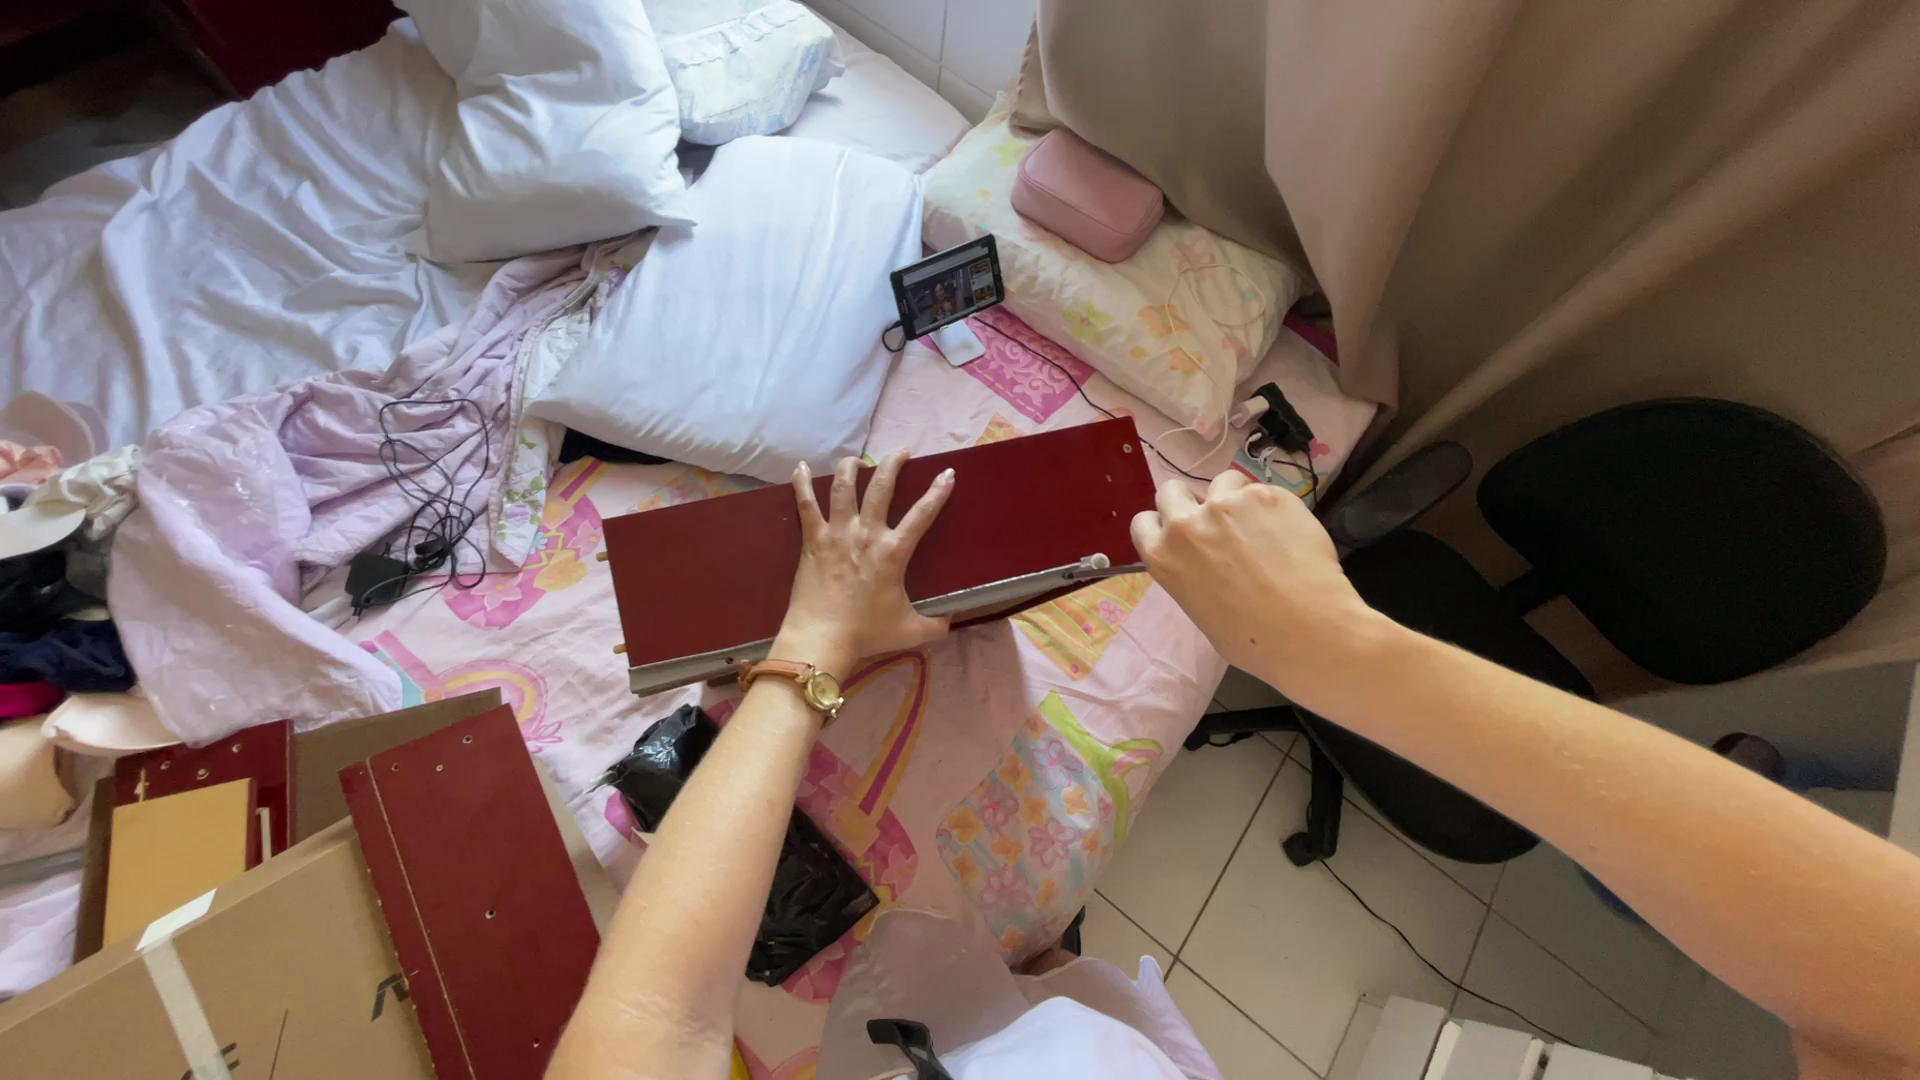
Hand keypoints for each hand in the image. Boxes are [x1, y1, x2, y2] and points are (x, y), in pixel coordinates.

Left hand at [774, 451, 955, 676]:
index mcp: (893, 552)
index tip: (948, 473)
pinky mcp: (812, 539)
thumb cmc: (867, 633)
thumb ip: (936, 625)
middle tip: (901, 453)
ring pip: (844, 487)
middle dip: (893, 464)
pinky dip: (802, 483)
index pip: (922, 514)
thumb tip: (952, 621)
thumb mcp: (910, 631)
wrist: (821, 637)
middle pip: (881, 487)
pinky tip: (801, 466)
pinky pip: (805, 504)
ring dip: (852, 467)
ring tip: (859, 459)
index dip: (938, 491)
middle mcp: (866, 534)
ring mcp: (837, 533)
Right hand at [1130, 471, 1385, 698]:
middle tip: (1216, 521)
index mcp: (1162, 555)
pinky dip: (1274, 507)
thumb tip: (1209, 561)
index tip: (1181, 532)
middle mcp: (1186, 523)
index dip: (1163, 524)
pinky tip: (1289, 533)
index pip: (1144, 521)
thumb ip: (1191, 572)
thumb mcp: (1198, 607)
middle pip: (1172, 489)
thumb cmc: (1249, 639)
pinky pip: (1264, 491)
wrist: (1305, 629)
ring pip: (1224, 481)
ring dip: (1235, 496)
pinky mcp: (1266, 495)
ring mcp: (1227, 504)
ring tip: (1260, 523)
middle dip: (1190, 500)